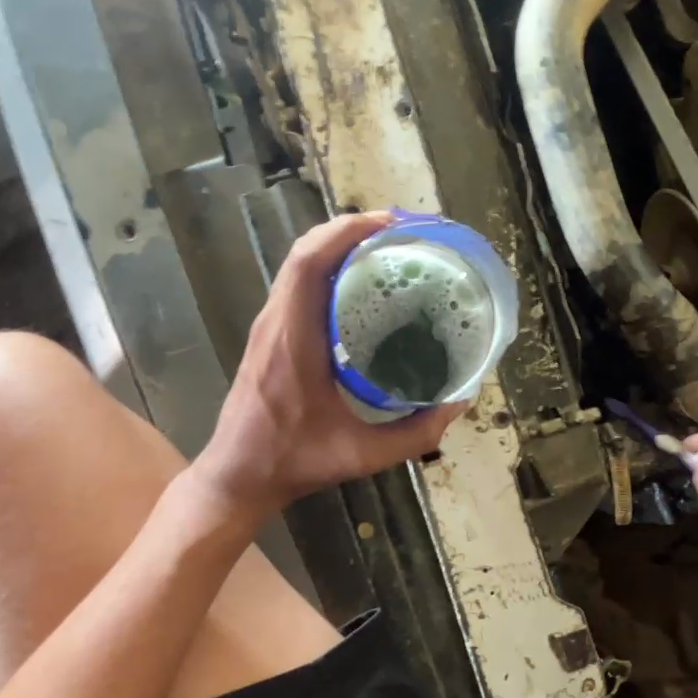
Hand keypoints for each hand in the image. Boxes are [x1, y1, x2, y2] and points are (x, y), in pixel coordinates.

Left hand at [192, 212, 464, 511]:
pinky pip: (296, 284)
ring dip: (337, 245)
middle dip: (350, 229)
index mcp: (294, 339)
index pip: (311, 262)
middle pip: (304, 251)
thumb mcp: (364, 455)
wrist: (238, 475)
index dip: (349, 231)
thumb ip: (417, 433)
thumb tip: (459, 403)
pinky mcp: (269, 336)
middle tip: (399, 231)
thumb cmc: (296, 461)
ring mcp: (268, 327)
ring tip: (385, 248)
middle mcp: (277, 322)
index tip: (392, 223)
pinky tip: (360, 285)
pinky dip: (326, 268)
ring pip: (298, 264)